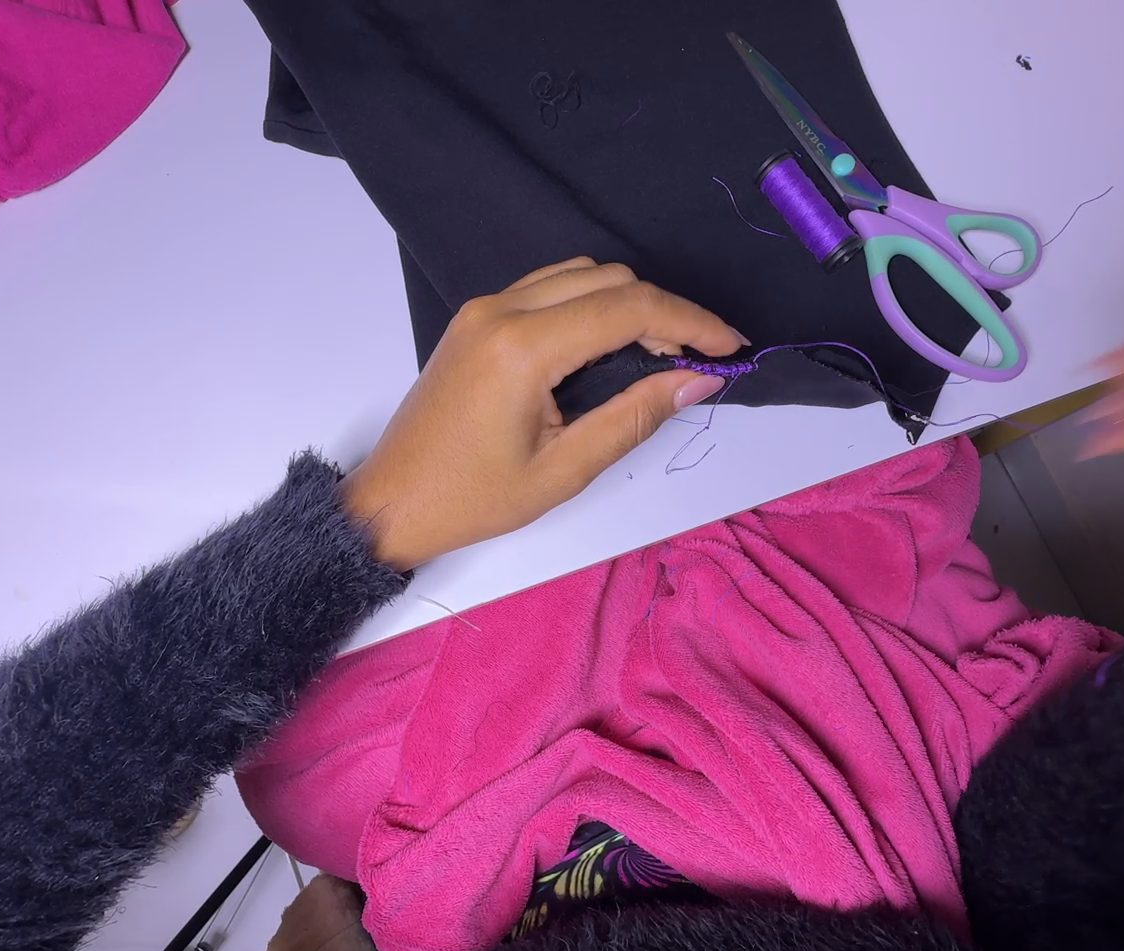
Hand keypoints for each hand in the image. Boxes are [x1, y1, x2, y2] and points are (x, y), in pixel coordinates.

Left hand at [343, 258, 744, 569]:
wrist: (393, 502)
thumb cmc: (472, 499)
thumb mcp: (563, 470)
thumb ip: (634, 417)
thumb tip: (698, 379)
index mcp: (522, 348)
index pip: (628, 308)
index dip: (692, 322)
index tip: (730, 347)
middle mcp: (500, 310)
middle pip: (608, 278)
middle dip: (662, 313)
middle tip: (691, 363)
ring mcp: (482, 309)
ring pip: (578, 275)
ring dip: (626, 305)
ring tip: (653, 358)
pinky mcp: (475, 320)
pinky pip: (547, 290)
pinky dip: (588, 307)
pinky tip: (604, 350)